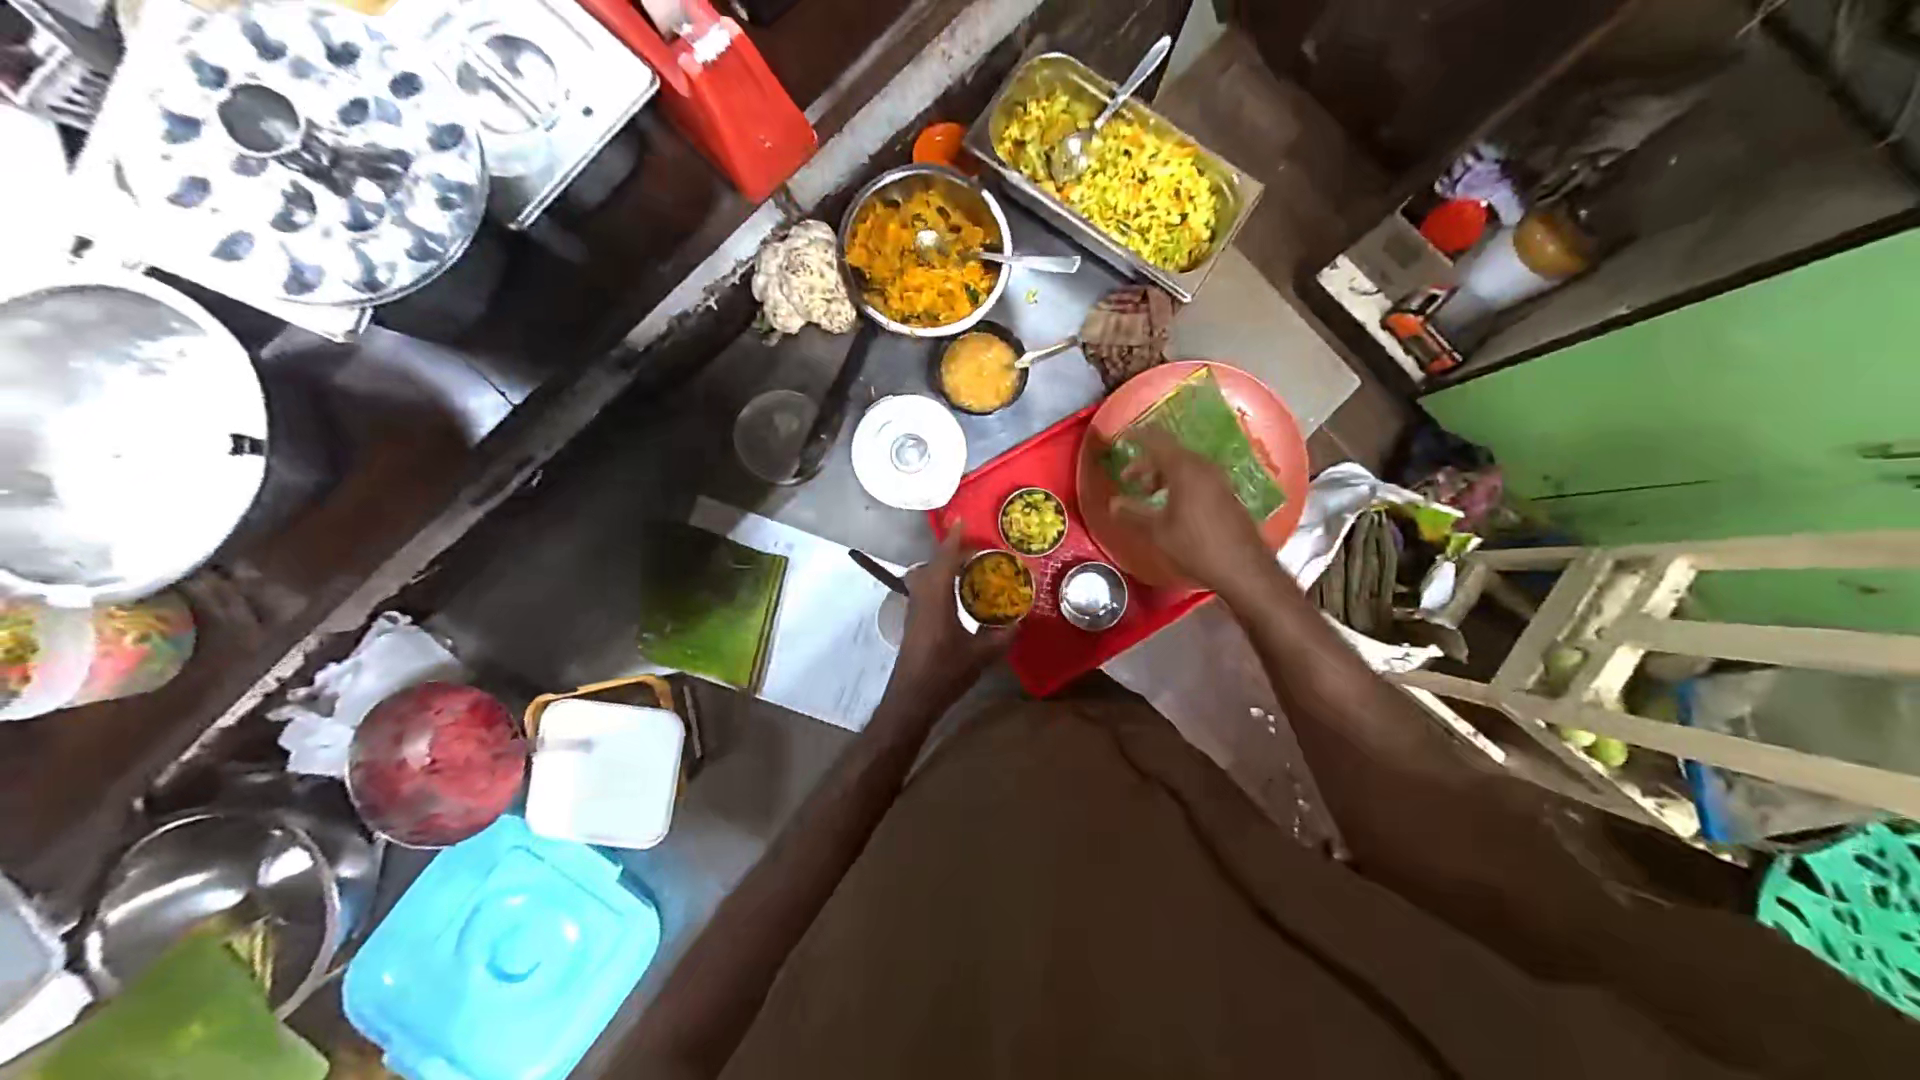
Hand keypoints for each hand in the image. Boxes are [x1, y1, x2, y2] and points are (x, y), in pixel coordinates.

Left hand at [887, 527, 1013, 711]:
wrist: (911, 699)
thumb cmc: (945, 674)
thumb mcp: (981, 656)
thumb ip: (1002, 636)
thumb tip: (1020, 621)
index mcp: (937, 599)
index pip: (944, 560)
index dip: (954, 540)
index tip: (962, 521)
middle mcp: (922, 598)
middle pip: (932, 565)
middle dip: (950, 553)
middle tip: (974, 550)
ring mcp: (913, 610)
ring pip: (924, 577)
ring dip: (942, 568)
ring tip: (967, 570)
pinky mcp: (912, 622)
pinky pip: (925, 590)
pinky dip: (939, 583)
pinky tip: (956, 596)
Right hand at [1109, 428, 1274, 596]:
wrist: (1243, 568)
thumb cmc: (1195, 546)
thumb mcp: (1157, 531)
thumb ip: (1132, 513)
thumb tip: (1113, 503)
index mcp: (1185, 469)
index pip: (1157, 440)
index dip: (1138, 436)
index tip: (1121, 437)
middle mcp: (1204, 467)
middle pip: (1170, 452)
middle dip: (1147, 462)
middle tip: (1128, 478)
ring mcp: (1219, 480)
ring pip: (1185, 465)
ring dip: (1162, 474)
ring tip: (1147, 494)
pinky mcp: (1226, 494)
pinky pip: (1197, 477)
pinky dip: (1179, 482)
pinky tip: (1171, 504)